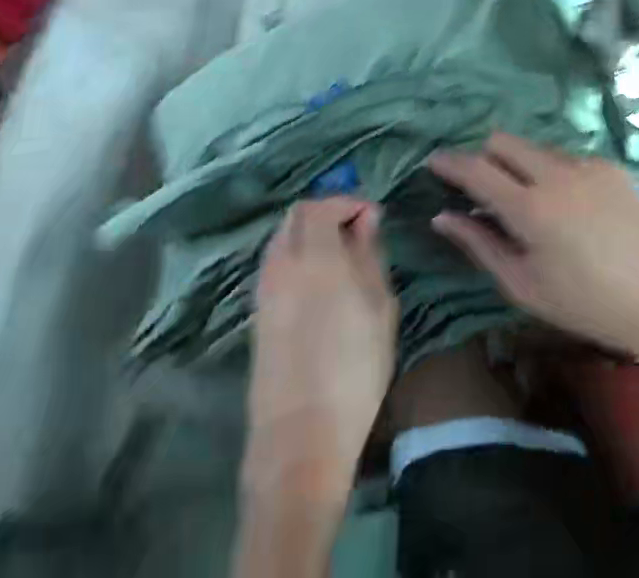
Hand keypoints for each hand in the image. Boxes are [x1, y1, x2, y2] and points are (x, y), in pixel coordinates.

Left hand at [244, 197, 397, 499]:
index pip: (318, 206)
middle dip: (327, 214)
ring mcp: (263, 292)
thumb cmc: (355, 367)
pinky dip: (299, 259)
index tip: (375, 218)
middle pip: (294, 218)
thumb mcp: (379, 307)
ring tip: (346, 259)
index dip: (347, 202)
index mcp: (313, 257)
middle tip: (361, 233)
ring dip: (311, 236)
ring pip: (282, 241)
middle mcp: (280, 266)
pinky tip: (324, 285)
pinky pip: (277, 267)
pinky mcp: (258, 316)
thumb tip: (366, 220)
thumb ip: (370, 256)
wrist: (302, 435)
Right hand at [426, 133, 638, 359]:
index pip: (477, 170)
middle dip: (485, 157)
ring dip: (521, 165)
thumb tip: (441, 216)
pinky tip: (568, 207)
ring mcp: (589, 165)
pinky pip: (568, 158)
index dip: (450, 163)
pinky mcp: (612, 167)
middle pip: (504, 141)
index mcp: (531, 208)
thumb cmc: (583, 302)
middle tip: (483, 188)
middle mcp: (558, 174)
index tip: (433, 161)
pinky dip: (555, 173)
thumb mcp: (522, 284)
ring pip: (537, 148)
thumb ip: (479, 244)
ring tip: (531, 203)